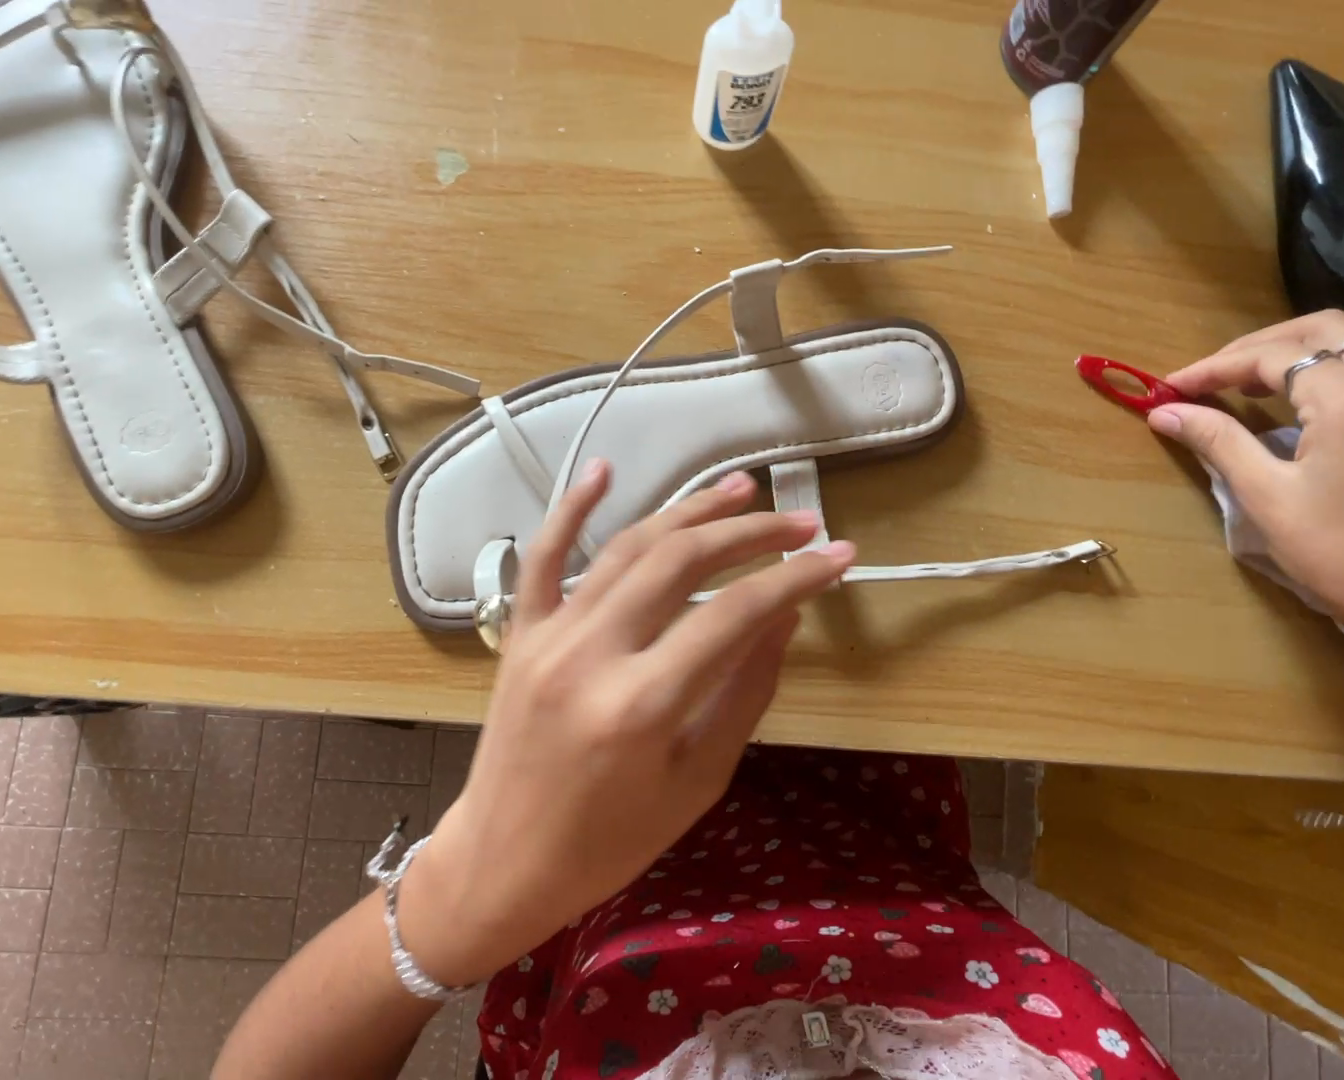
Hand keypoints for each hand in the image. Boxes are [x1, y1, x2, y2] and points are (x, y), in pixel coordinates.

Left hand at [394, 462, 855, 986]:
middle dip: (748, 533)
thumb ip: (744, 691)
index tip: (839, 556)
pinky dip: (571, 509)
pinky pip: (542, 557)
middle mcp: (591, 654)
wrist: (504, 861)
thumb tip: (784, 617)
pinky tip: (605, 470)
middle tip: (799, 522)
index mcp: (641, 704)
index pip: (733, 614)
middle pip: (680, 563)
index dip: (795, 579)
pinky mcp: (519, 633)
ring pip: (624, 548)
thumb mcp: (698, 780)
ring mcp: (547, 636)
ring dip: (686, 512)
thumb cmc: (611, 841)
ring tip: (738, 490)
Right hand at [1153, 310, 1343, 664]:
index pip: (1271, 356)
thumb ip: (1218, 442)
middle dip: (1259, 346)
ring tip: (1262, 383)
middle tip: (1212, 377)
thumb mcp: (1269, 499)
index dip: (1213, 368)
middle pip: (1323, 329)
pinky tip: (1328, 401)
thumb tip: (1165, 413)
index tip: (1170, 389)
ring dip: (1309, 349)